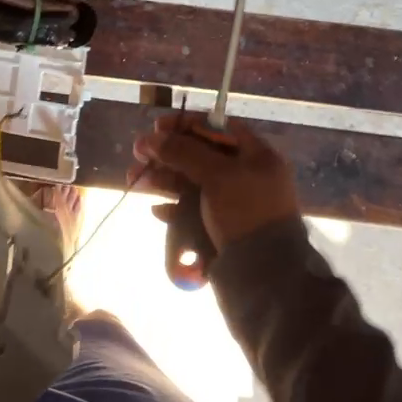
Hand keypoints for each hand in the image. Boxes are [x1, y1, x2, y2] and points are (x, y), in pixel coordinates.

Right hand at [130, 112, 299, 249]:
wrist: (266, 277)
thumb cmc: (246, 214)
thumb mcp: (217, 175)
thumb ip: (183, 151)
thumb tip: (151, 137)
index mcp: (256, 156)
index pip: (217, 127)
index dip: (186, 124)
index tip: (157, 127)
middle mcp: (246, 175)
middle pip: (199, 154)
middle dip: (166, 154)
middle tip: (138, 154)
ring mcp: (234, 203)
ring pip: (192, 182)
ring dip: (163, 178)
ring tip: (134, 180)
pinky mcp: (223, 227)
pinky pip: (193, 209)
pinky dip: (174, 207)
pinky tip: (156, 210)